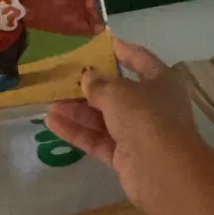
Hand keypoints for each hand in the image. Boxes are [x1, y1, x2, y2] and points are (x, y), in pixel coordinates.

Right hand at [46, 39, 201, 203]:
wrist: (164, 172)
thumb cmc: (146, 118)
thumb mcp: (119, 92)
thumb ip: (99, 84)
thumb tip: (87, 77)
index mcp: (162, 81)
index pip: (139, 59)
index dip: (119, 50)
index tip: (97, 42)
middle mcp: (152, 104)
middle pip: (117, 91)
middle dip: (90, 86)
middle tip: (62, 78)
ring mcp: (138, 132)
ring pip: (104, 117)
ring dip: (78, 110)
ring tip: (49, 102)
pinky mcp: (125, 156)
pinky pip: (98, 139)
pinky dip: (77, 131)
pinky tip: (52, 123)